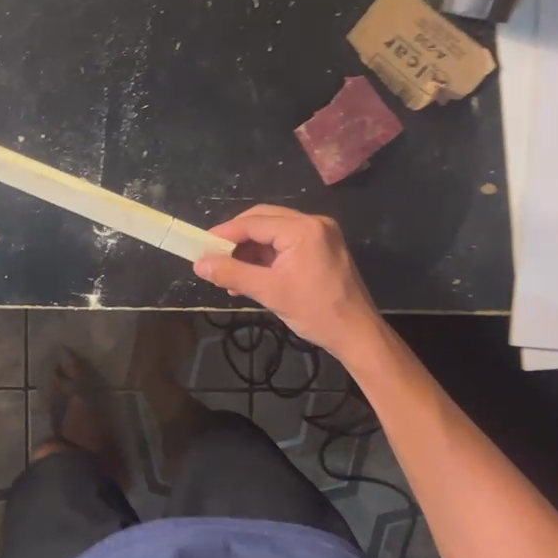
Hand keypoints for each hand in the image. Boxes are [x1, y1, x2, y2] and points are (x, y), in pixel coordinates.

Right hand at [194, 205, 383, 357]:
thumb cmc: (316, 312)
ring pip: (273, 232)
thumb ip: (232, 274)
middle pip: (263, 221)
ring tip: (229, 273)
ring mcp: (321, 235)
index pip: (253, 223)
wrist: (358, 336)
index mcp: (303, 229)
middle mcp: (313, 224)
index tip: (200, 246)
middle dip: (236, 240)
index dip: (224, 234)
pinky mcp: (323, 248)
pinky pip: (286, 243)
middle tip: (213, 256)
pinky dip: (267, 257)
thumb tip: (199, 264)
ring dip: (250, 251)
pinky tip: (251, 277)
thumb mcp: (269, 292)